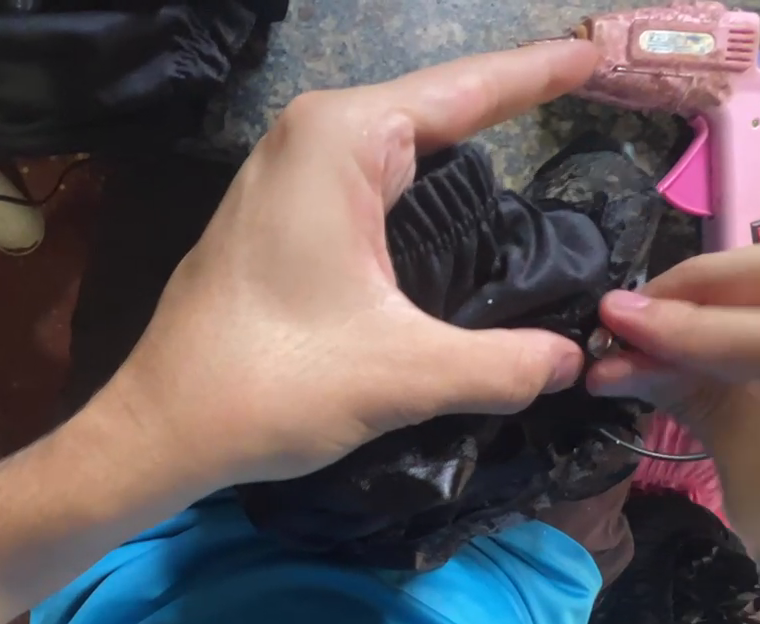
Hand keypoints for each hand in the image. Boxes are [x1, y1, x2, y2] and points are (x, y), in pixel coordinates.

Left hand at [87, 42, 595, 491]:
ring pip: (390, 172)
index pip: (467, 89)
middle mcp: (305, 144)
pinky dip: (405, 226)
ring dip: (452, 192)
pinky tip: (439, 259)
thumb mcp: (404, 375)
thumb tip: (572, 361)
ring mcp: (277, 187)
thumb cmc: (271, 385)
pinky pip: (356, 208)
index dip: (539, 74)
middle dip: (502, 139)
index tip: (596, 57)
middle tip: (576, 158)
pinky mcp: (266, 232)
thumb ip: (503, 364)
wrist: (162, 430)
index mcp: (340, 142)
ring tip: (527, 214)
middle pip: (431, 125)